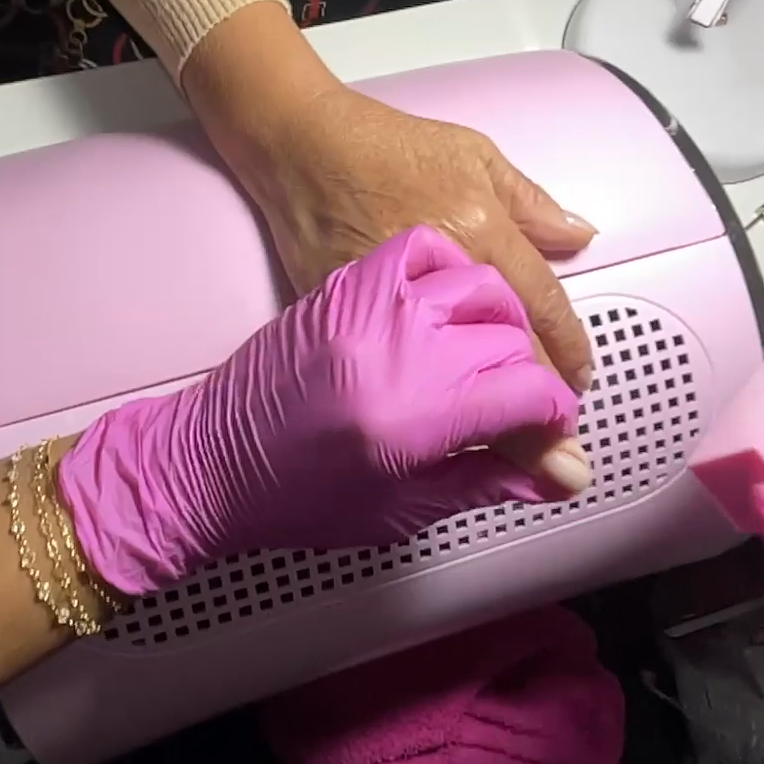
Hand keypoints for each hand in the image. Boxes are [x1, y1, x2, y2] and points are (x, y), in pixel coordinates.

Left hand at [58, 226, 582, 594]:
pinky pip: (419, 252)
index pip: (526, 393)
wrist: (207, 460)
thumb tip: (557, 472)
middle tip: (529, 396)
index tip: (555, 429)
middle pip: (511, 335)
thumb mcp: (397, 511)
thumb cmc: (292, 497)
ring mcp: (367, 307)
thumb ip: (484, 480)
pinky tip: (453, 297)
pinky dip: (450, 265)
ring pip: (478, 280)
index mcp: (412, 418)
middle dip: (537, 369)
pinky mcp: (342, 286)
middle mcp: (395, 349)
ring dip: (507, 312)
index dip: (556, 416)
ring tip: (501, 345)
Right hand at [180, 5, 594, 492]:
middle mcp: (444, 276)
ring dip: (487, 417)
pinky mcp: (353, 319)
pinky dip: (425, 398)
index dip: (570, 354)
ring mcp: (394, 304)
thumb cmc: (385, 146)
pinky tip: (439, 420)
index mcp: (481, 231)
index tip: (580, 383)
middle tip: (560, 443)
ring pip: (455, 378)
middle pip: (508, 359)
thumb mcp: (472, 153)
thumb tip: (579, 236)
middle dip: (540, 410)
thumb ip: (531, 202)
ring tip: (509, 444)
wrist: (302, 149)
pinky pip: (400, 369)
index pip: (544, 308)